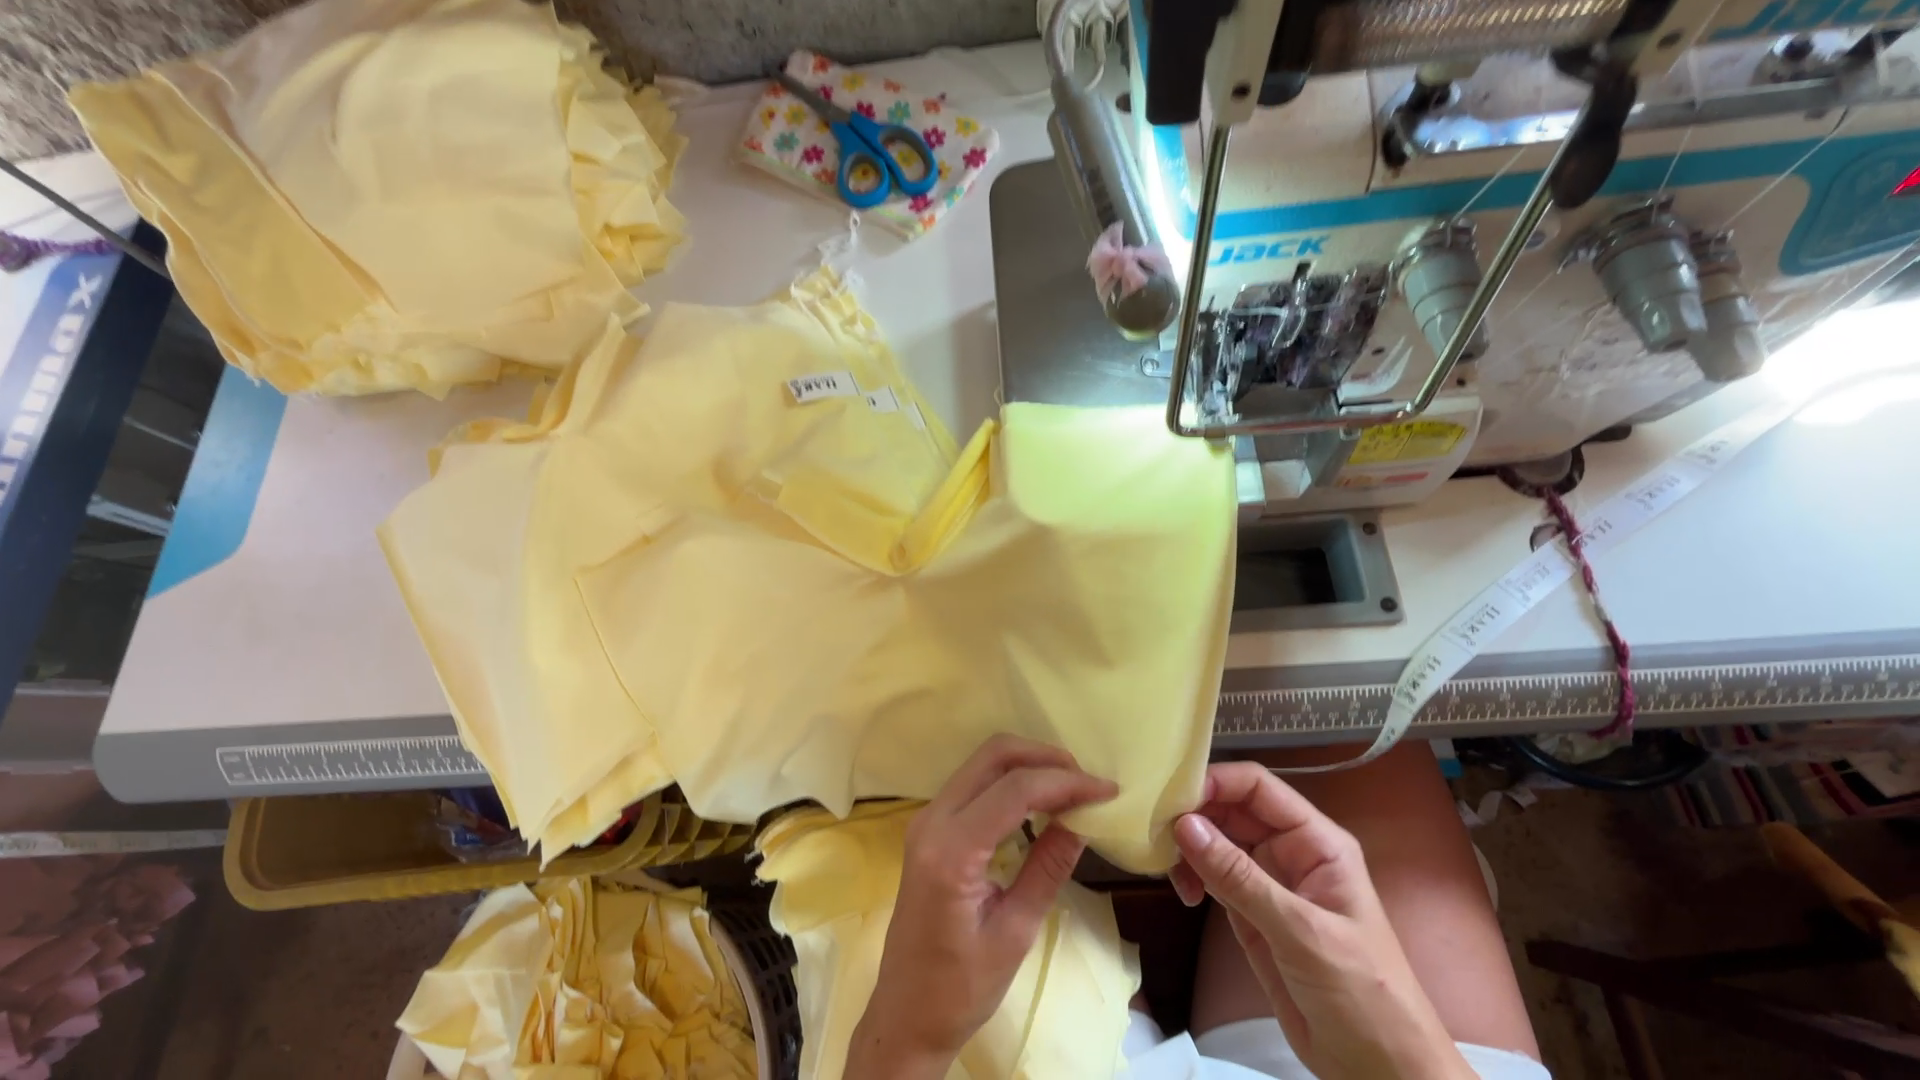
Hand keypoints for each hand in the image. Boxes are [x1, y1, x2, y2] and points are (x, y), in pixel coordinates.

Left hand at [844, 735, 1118, 1079]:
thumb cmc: (961, 987)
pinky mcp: (929, 829)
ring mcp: (926, 821)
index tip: (1108, 790)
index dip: (1065, 782)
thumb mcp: (1016, 932)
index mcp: (950, 851)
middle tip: (1088, 782)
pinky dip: (1010, 782)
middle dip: (1045, 759)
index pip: (1015, 790)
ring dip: (1028, 766)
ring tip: (1072, 791)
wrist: (906, 1014)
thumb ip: (1048, 867)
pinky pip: (973, 784)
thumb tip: (1084, 819)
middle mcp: (931, 822)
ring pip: (982, 764)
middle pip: (993, 756)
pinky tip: (1040, 803)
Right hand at [1172, 763, 1473, 1079]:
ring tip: (1166, 869)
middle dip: (1194, 816)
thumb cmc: (1361, 992)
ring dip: (1188, 848)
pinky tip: (1182, 891)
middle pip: (1232, 811)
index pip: (1259, 789)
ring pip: (1217, 843)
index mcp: (1316, 842)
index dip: (1217, 783)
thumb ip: (1240, 877)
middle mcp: (1289, 853)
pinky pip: (1213, 877)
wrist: (1378, 1067)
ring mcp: (1269, 883)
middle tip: (1154, 832)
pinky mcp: (1251, 914)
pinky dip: (1192, 876)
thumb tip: (1184, 825)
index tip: (1172, 795)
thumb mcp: (1300, 931)